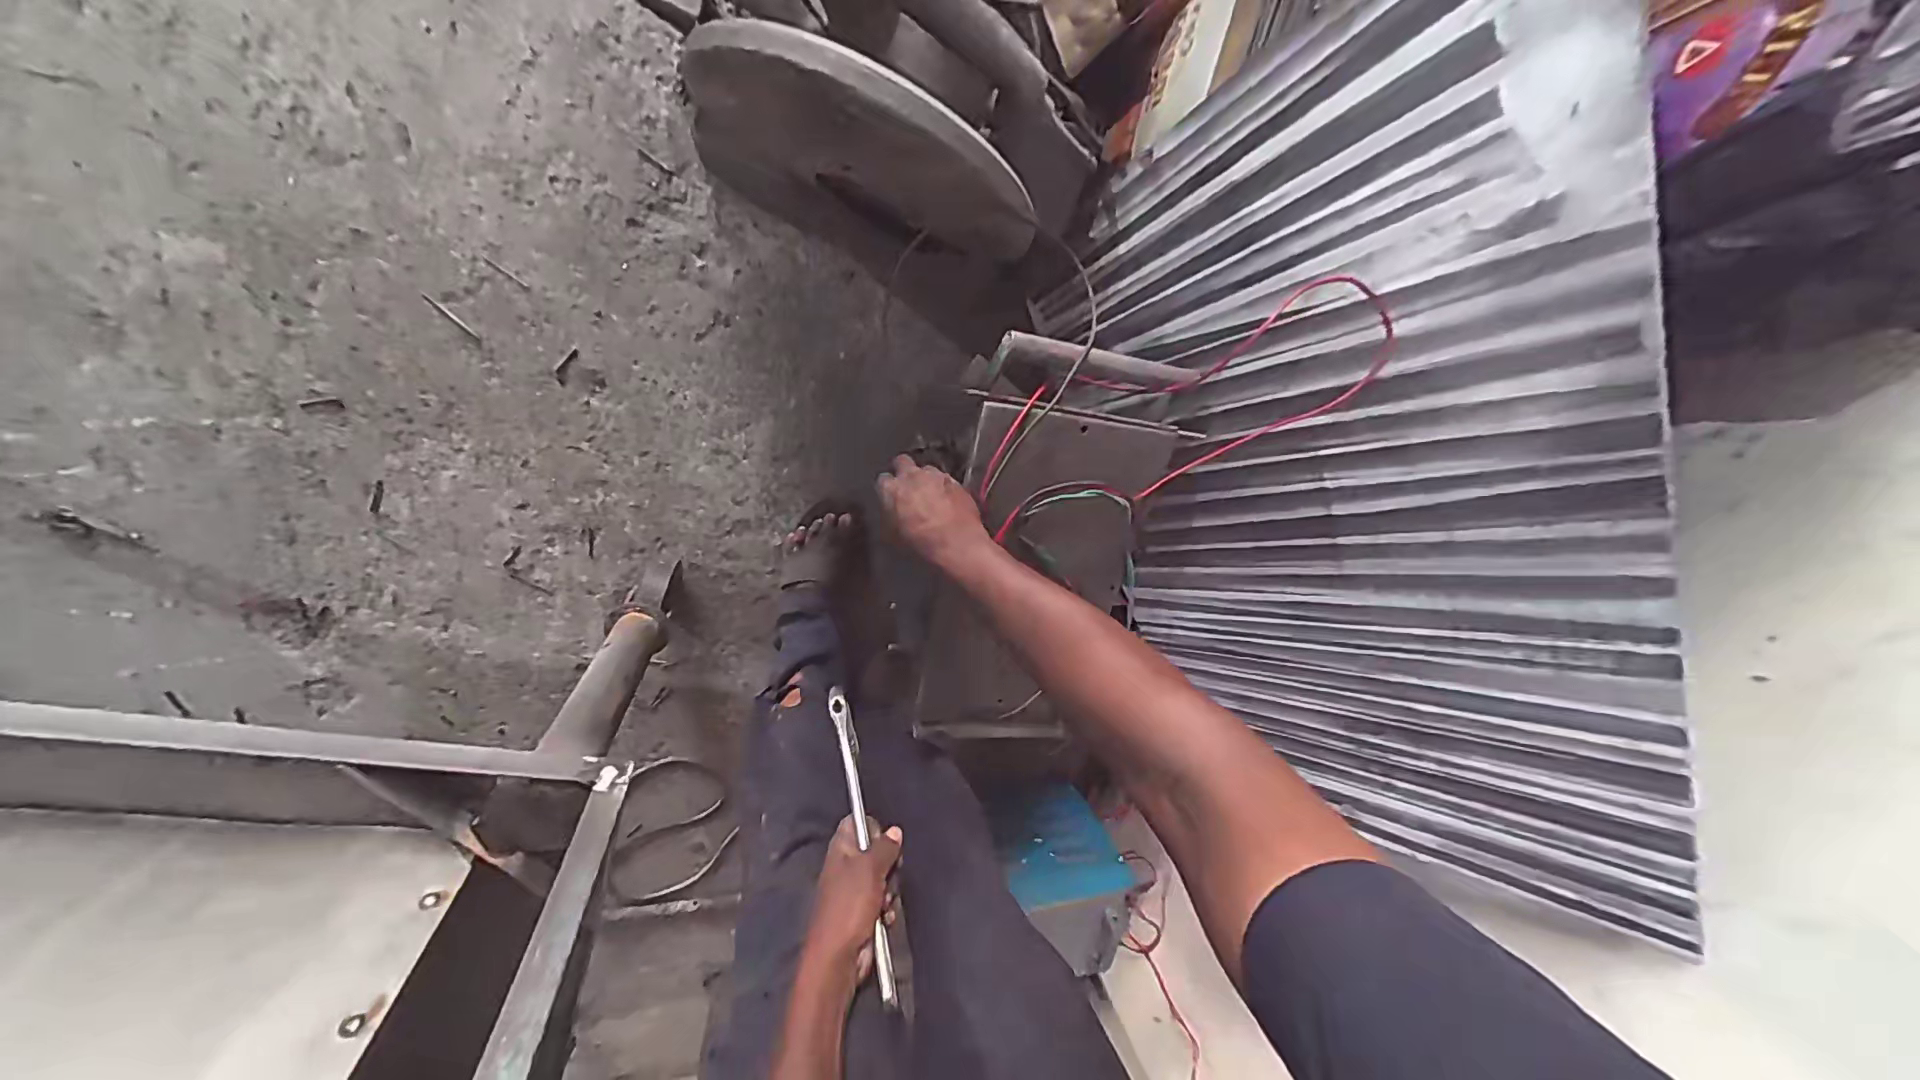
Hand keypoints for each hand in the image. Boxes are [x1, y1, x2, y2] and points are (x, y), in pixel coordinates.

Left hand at [805, 815, 902, 980]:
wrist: (837, 957)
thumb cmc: (850, 905)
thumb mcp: (870, 869)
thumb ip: (885, 847)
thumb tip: (895, 831)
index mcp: (841, 848)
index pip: (856, 822)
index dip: (873, 827)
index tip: (886, 840)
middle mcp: (846, 865)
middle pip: (877, 850)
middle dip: (889, 864)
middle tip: (889, 874)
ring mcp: (854, 889)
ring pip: (884, 876)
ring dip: (890, 889)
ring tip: (884, 901)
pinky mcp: (863, 911)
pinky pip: (883, 899)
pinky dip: (887, 907)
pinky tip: (884, 917)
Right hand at [876, 455, 990, 570]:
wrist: (957, 543)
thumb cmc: (919, 543)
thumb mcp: (893, 536)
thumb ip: (888, 516)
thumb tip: (890, 512)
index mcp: (892, 488)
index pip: (882, 480)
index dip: (887, 489)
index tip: (890, 497)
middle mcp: (912, 475)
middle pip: (903, 462)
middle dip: (903, 471)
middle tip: (908, 488)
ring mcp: (936, 475)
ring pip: (926, 470)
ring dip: (926, 479)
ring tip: (931, 495)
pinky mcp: (956, 480)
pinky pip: (945, 479)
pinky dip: (943, 487)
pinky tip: (947, 500)